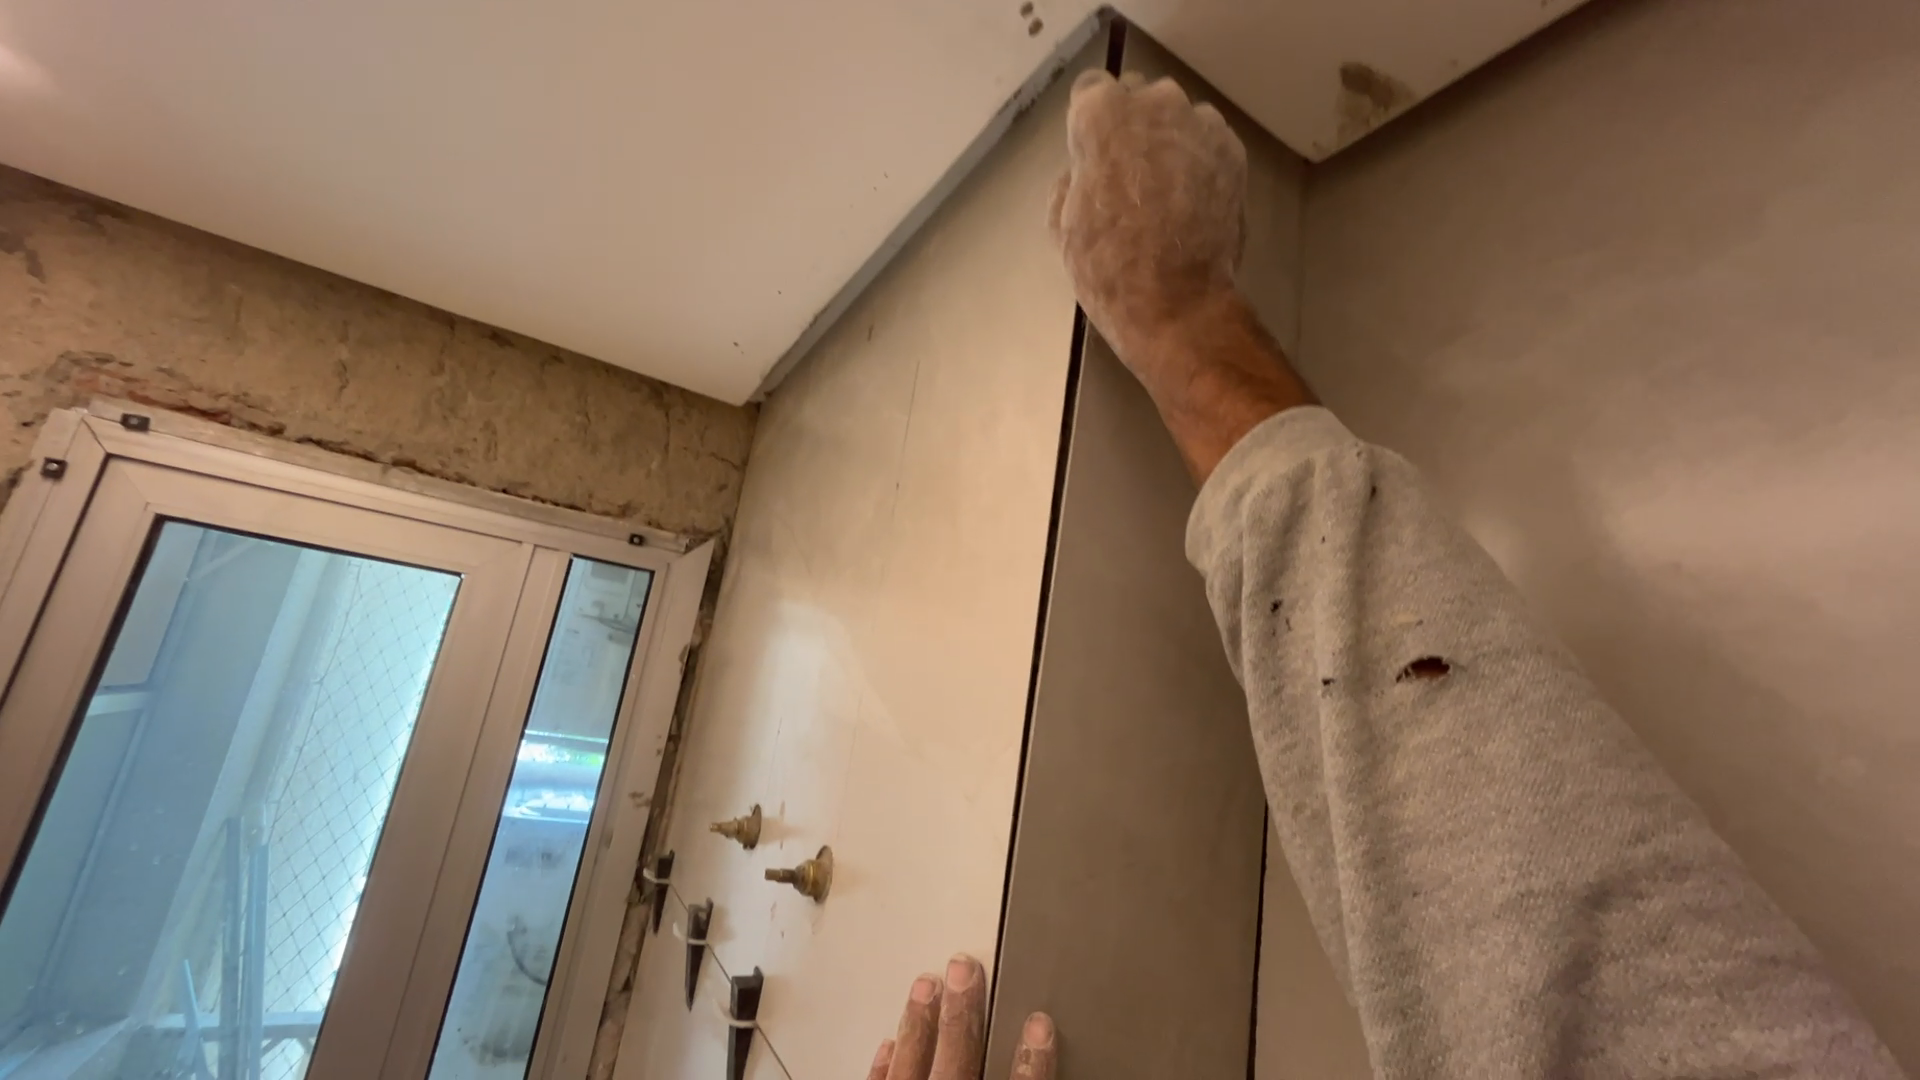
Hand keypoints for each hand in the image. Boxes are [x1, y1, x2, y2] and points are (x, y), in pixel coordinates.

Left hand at [864, 955, 1056, 1079]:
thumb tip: (1038, 1042)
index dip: (1031, 1058)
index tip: (1040, 1022)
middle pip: (957, 1063)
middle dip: (961, 1013)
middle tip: (963, 968)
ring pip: (911, 1066)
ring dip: (919, 1024)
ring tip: (924, 984)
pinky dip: (884, 1067)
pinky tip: (889, 1044)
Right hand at [1048, 69, 1247, 385]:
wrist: (1176, 304)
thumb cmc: (1106, 269)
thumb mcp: (1063, 227)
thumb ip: (1073, 181)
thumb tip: (1087, 172)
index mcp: (1103, 117)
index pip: (1090, 92)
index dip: (1088, 127)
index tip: (1090, 158)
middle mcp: (1156, 104)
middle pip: (1138, 99)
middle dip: (1131, 130)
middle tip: (1126, 179)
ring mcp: (1200, 125)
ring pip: (1176, 120)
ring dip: (1167, 143)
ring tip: (1164, 195)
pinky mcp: (1232, 152)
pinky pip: (1206, 143)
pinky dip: (1197, 163)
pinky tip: (1190, 204)